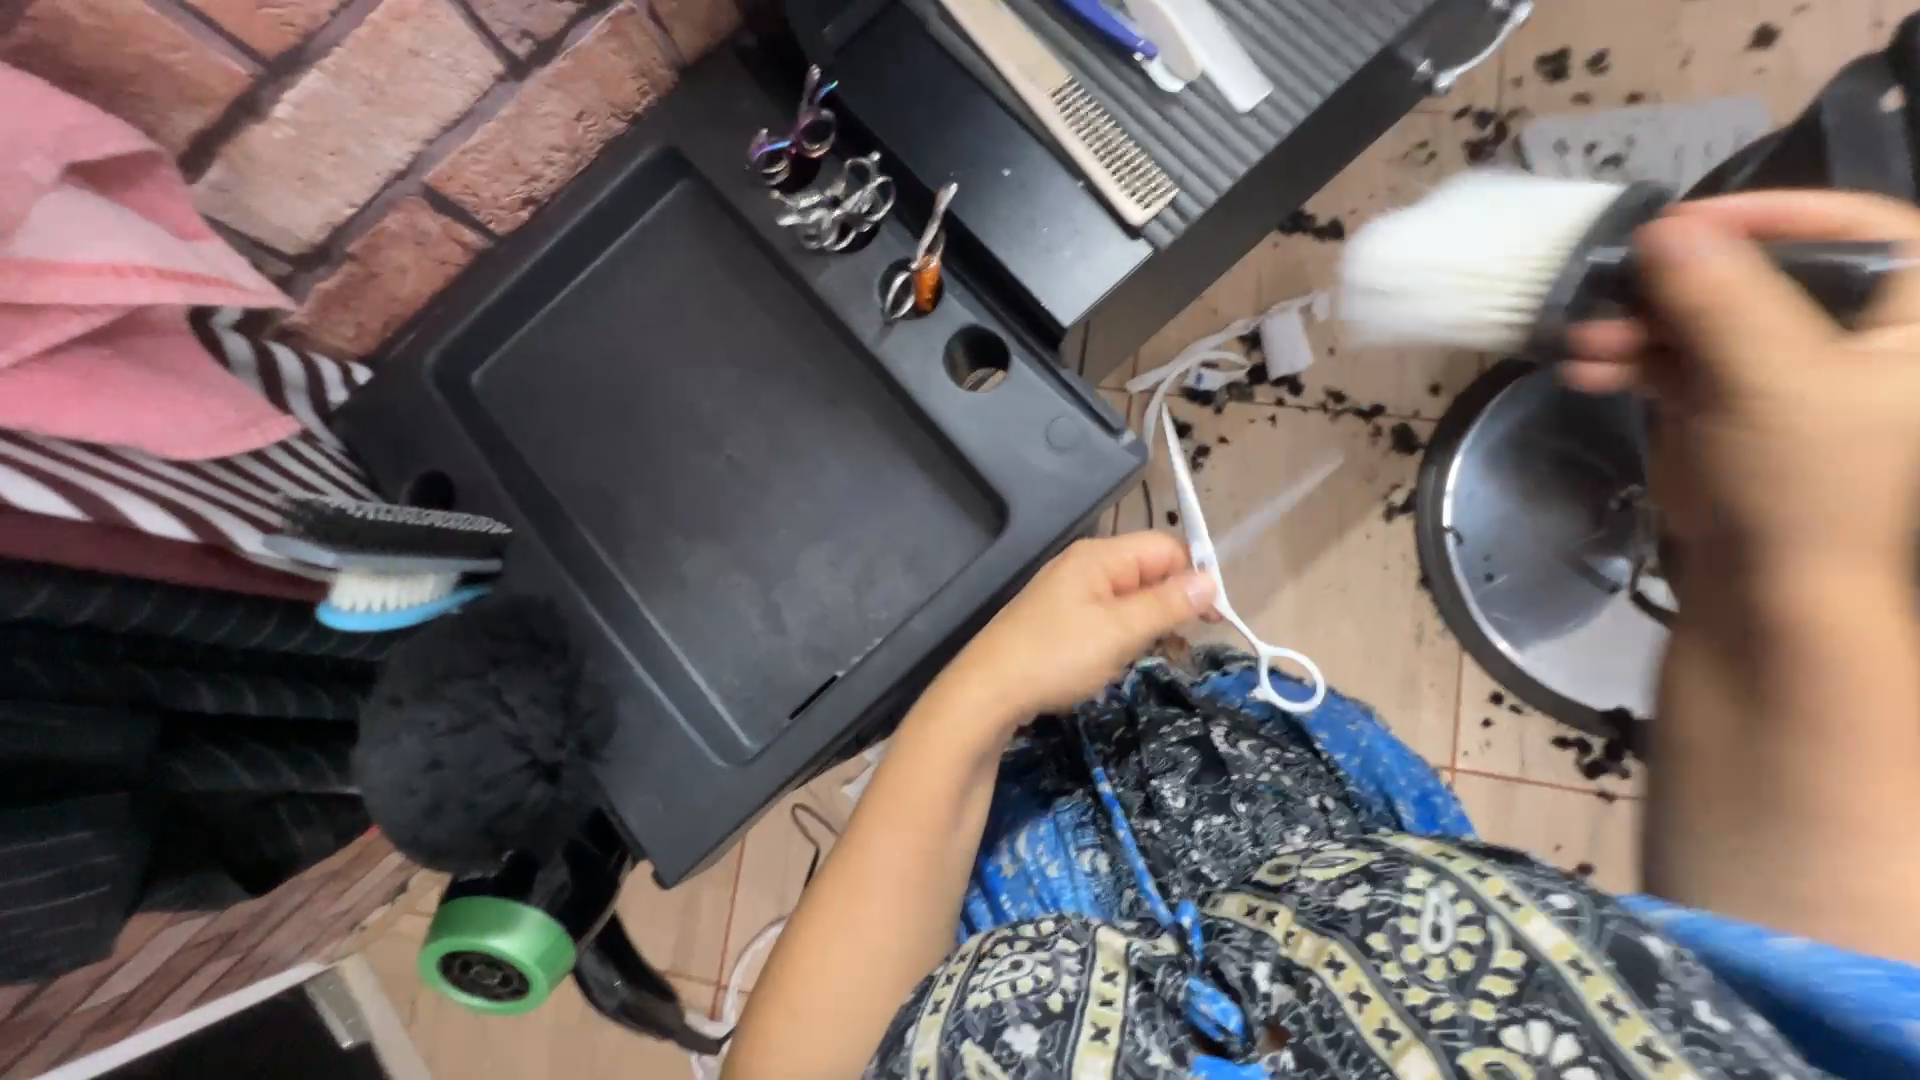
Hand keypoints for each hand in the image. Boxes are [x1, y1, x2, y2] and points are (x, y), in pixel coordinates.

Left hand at [932, 532, 1214, 724]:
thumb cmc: (1056, 657)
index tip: (1212, 620)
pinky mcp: (1059, 621)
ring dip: (1147, 628)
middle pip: (1147, 573)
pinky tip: (1117, 664)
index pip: (1164, 549)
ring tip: (1145, 658)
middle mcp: (1084, 566)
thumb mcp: (1120, 631)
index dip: (1193, 578)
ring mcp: (1069, 594)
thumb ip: (1166, 604)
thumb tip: (1210, 580)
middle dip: (1170, 606)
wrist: (987, 691)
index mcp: (1099, 557)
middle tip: (1179, 646)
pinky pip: (1106, 620)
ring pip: (1129, 600)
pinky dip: (1121, 639)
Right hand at [1564, 191, 1919, 573]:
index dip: (1775, 212)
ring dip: (1632, 326)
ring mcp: (1768, 362)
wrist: (1761, 574)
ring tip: (1585, 346)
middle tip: (1612, 289)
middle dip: (1673, 284)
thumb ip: (1723, 303)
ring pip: (1695, 315)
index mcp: (1901, 316)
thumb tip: (1664, 229)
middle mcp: (1838, 328)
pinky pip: (1663, 357)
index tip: (1687, 221)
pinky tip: (1587, 372)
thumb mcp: (1772, 382)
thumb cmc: (1801, 478)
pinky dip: (1623, 361)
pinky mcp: (1712, 394)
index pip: (1857, 227)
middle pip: (1753, 271)